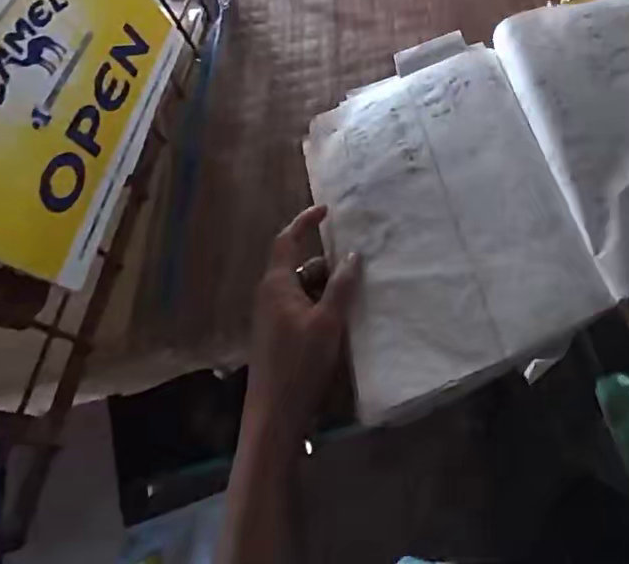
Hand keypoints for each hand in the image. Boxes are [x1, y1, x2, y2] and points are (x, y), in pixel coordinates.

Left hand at [246, 205, 361, 432]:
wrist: (274, 418)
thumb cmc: (299, 365)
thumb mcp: (327, 323)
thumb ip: (341, 287)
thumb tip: (353, 255)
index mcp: (276, 284)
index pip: (287, 239)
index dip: (305, 221)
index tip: (326, 210)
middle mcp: (271, 295)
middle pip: (300, 265)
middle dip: (327, 262)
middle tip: (357, 261)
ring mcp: (273, 317)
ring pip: (303, 289)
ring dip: (327, 286)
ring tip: (358, 290)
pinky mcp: (279, 337)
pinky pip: (302, 308)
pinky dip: (322, 305)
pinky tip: (343, 318)